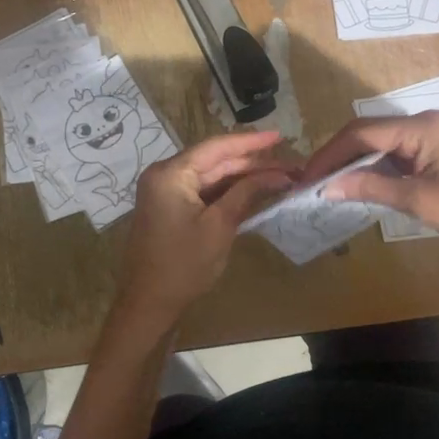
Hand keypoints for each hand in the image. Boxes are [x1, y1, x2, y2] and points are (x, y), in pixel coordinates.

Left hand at [117, 131, 296, 319]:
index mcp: (170, 173)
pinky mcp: (169, 207)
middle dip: (251, 163)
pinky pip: (202, 191)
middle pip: (213, 161)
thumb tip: (278, 174)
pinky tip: (254, 191)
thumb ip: (246, 193)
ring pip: (210, 176)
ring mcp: (164, 191)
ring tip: (279, 176)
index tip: (279, 136)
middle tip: (289, 164)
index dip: (250, 142)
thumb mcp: (220, 226)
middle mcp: (164, 175)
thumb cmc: (184, 264)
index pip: (216, 148)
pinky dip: (226, 191)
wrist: (149, 301)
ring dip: (242, 177)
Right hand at [301, 113, 438, 269]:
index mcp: (422, 128)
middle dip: (339, 158)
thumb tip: (328, 187)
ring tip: (332, 189)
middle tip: (313, 184)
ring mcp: (438, 136)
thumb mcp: (422, 202)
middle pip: (370, 134)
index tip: (305, 178)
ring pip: (384, 144)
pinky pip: (401, 154)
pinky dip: (380, 169)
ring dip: (358, 165)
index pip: (361, 133)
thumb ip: (373, 188)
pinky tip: (366, 188)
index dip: (328, 155)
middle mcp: (428, 123)